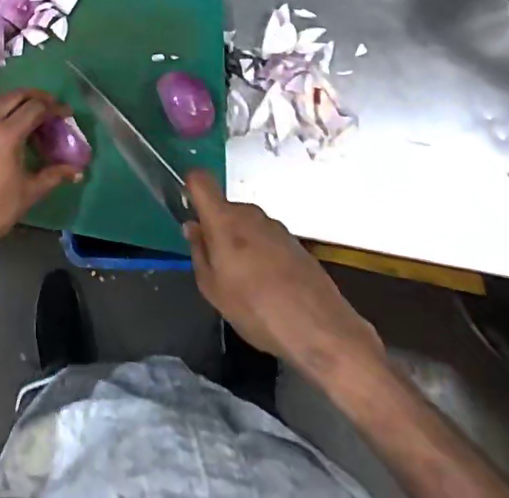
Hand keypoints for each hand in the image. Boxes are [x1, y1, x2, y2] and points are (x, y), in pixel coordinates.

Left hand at [0, 90, 81, 267]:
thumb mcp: (31, 190)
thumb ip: (55, 175)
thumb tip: (78, 170)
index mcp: (6, 135)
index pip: (34, 108)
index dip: (54, 108)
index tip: (67, 113)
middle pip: (15, 96)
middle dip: (36, 96)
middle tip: (52, 105)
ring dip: (18, 99)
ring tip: (35, 111)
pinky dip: (5, 109)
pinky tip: (16, 126)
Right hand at [184, 170, 382, 369]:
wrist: (319, 328)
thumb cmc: (256, 309)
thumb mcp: (212, 289)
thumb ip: (198, 252)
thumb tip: (193, 227)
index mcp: (224, 220)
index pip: (201, 180)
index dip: (190, 187)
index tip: (189, 210)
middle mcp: (250, 214)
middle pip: (225, 209)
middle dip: (217, 229)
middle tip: (218, 265)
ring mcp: (276, 227)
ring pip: (246, 225)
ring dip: (241, 244)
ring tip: (246, 283)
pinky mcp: (295, 242)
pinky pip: (266, 239)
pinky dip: (262, 254)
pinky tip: (269, 287)